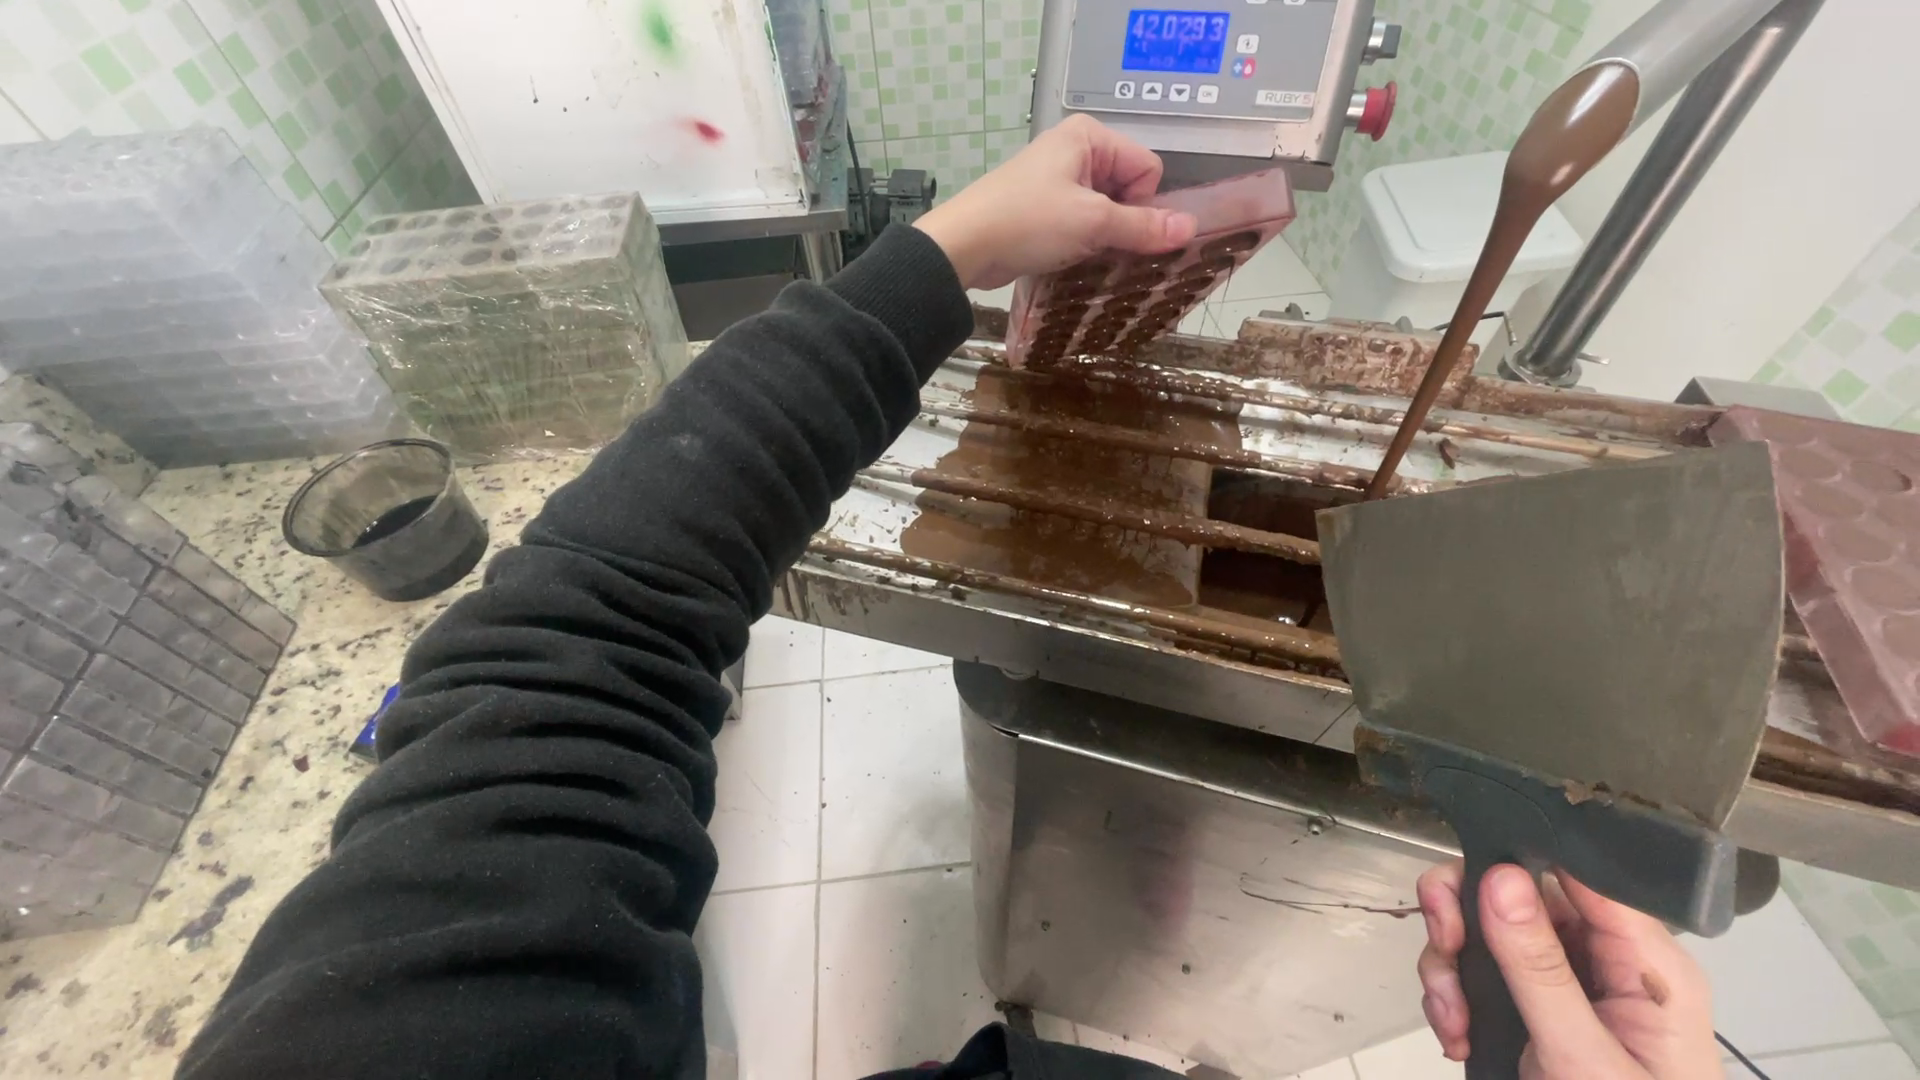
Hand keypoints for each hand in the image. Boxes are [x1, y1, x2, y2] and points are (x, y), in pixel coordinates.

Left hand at [912, 115, 1198, 290]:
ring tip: (1085, 257)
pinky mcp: (1042, 212)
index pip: (1146, 167)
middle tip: (1104, 248)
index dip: (1143, 203)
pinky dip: (1083, 245)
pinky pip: (1081, 226)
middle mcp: (1074, 152)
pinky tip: (1072, 262)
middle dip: (1124, 222)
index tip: (1120, 228)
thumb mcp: (1091, 223)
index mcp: (1089, 137)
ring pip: (1105, 212)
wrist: (964, 246)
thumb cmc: (1028, 222)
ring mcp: (1057, 183)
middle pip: (1127, 189)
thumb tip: (1190, 228)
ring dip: (1103, 238)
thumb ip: (1142, 227)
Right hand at [1416, 862, 1720, 1078]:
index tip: (1459, 890)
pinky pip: (1473, 965)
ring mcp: (1564, 977)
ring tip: (1451, 1020)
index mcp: (1643, 961)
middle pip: (1513, 891)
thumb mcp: (1583, 1057)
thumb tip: (1499, 875)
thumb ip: (1539, 968)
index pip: (1575, 872)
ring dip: (1449, 967)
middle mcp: (1603, 956)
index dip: (1513, 862)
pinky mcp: (1531, 1000)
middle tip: (1443, 946)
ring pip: (1481, 926)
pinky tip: (1456, 1032)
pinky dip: (1451, 993)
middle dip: (1461, 918)